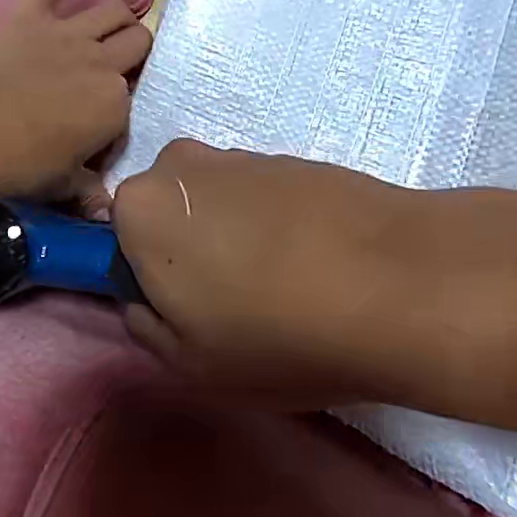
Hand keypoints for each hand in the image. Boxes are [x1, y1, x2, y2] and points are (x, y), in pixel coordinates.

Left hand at [0, 0, 152, 201]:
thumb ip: (90, 192)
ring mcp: (66, 35)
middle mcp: (101, 62)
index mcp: (115, 104)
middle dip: (132, 50)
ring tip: (110, 23)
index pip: (131, 94)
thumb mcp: (63, 186)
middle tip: (116, 64)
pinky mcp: (28, 19)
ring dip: (116, 16)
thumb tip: (108, 211)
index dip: (116, 106)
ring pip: (111, 10)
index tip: (97, 123)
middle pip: (135, 42)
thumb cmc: (20, 169)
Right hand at [113, 140, 516, 423]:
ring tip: (283, 284)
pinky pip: (261, 196)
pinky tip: (313, 262)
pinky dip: (274, 225)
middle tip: (229, 302)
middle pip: (165, 212)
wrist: (402, 282)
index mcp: (140, 207)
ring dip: (231, 235)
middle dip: (184, 249)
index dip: (143, 275)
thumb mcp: (188, 362)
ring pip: (214, 202)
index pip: (114, 237)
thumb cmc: (276, 331)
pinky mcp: (295, 157)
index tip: (180, 307)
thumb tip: (145, 298)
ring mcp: (242, 155)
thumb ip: (144, 325)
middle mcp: (181, 163)